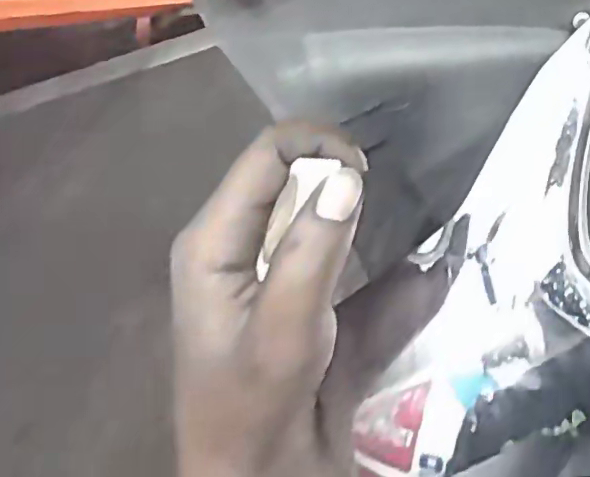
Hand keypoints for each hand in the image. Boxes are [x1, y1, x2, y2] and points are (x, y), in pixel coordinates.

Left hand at [172, 122, 445, 476]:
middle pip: (284, 162)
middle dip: (335, 161)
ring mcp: (253, 249)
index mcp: (211, 239)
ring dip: (342, 184)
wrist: (256, 464)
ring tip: (378, 207)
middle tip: (375, 190)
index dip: (321, 144)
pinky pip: (314, 213)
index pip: (269, 151)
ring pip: (301, 184)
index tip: (365, 173)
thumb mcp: (286, 331)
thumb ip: (313, 252)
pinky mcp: (280, 264)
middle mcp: (228, 233)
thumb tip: (347, 176)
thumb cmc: (258, 402)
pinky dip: (344, 208)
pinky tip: (367, 229)